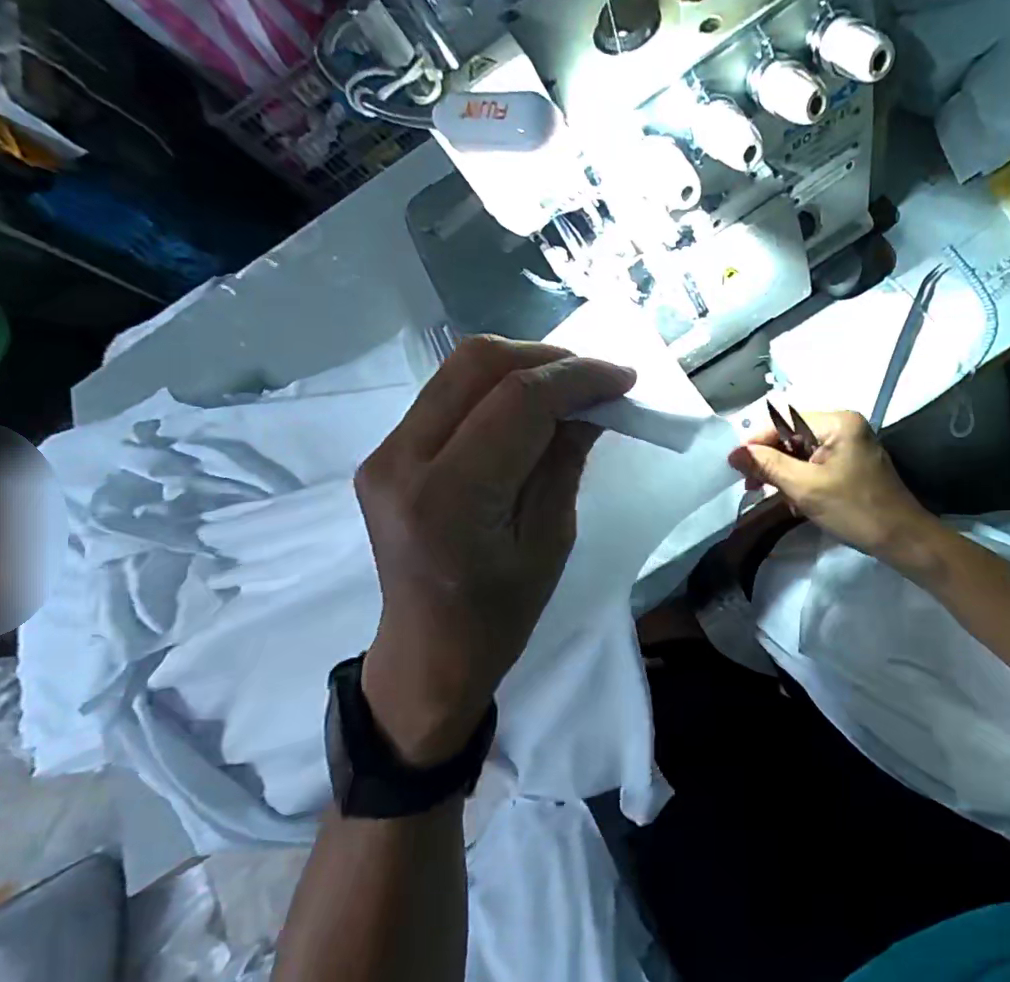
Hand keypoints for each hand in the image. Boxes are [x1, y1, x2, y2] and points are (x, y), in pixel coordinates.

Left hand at [355, 336, 635, 764]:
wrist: (428, 651)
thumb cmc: (501, 613)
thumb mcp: (552, 539)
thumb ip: (565, 459)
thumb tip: (592, 403)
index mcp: (450, 497)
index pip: (518, 401)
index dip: (578, 378)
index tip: (624, 379)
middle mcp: (403, 460)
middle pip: (479, 363)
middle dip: (549, 358)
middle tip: (597, 378)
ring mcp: (385, 452)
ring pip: (459, 368)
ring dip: (522, 365)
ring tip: (569, 387)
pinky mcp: (386, 452)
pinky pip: (448, 393)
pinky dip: (497, 386)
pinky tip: (530, 405)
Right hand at [728, 410, 940, 563]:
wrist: (902, 538)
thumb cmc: (854, 510)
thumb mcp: (805, 488)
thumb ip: (768, 466)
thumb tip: (734, 454)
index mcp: (837, 422)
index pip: (784, 421)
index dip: (757, 442)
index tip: (736, 467)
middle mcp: (844, 425)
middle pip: (792, 434)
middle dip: (771, 460)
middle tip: (752, 485)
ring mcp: (850, 443)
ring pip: (802, 450)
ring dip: (785, 472)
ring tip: (776, 496)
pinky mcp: (851, 461)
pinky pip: (816, 462)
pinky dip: (802, 479)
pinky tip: (796, 500)